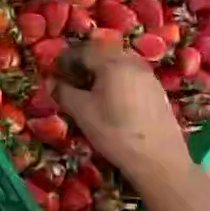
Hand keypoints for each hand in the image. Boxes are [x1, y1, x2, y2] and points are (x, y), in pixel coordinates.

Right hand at [53, 41, 194, 184]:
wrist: (159, 159)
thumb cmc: (115, 132)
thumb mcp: (83, 113)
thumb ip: (64, 92)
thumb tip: (50, 81)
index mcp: (113, 63)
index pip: (83, 51)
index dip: (65, 60)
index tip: (54, 73)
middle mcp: (133, 62)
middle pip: (104, 53)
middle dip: (84, 63)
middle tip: (71, 80)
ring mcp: (148, 76)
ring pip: (119, 64)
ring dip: (101, 71)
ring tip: (90, 91)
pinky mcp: (157, 90)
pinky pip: (131, 76)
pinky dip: (117, 80)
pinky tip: (112, 100)